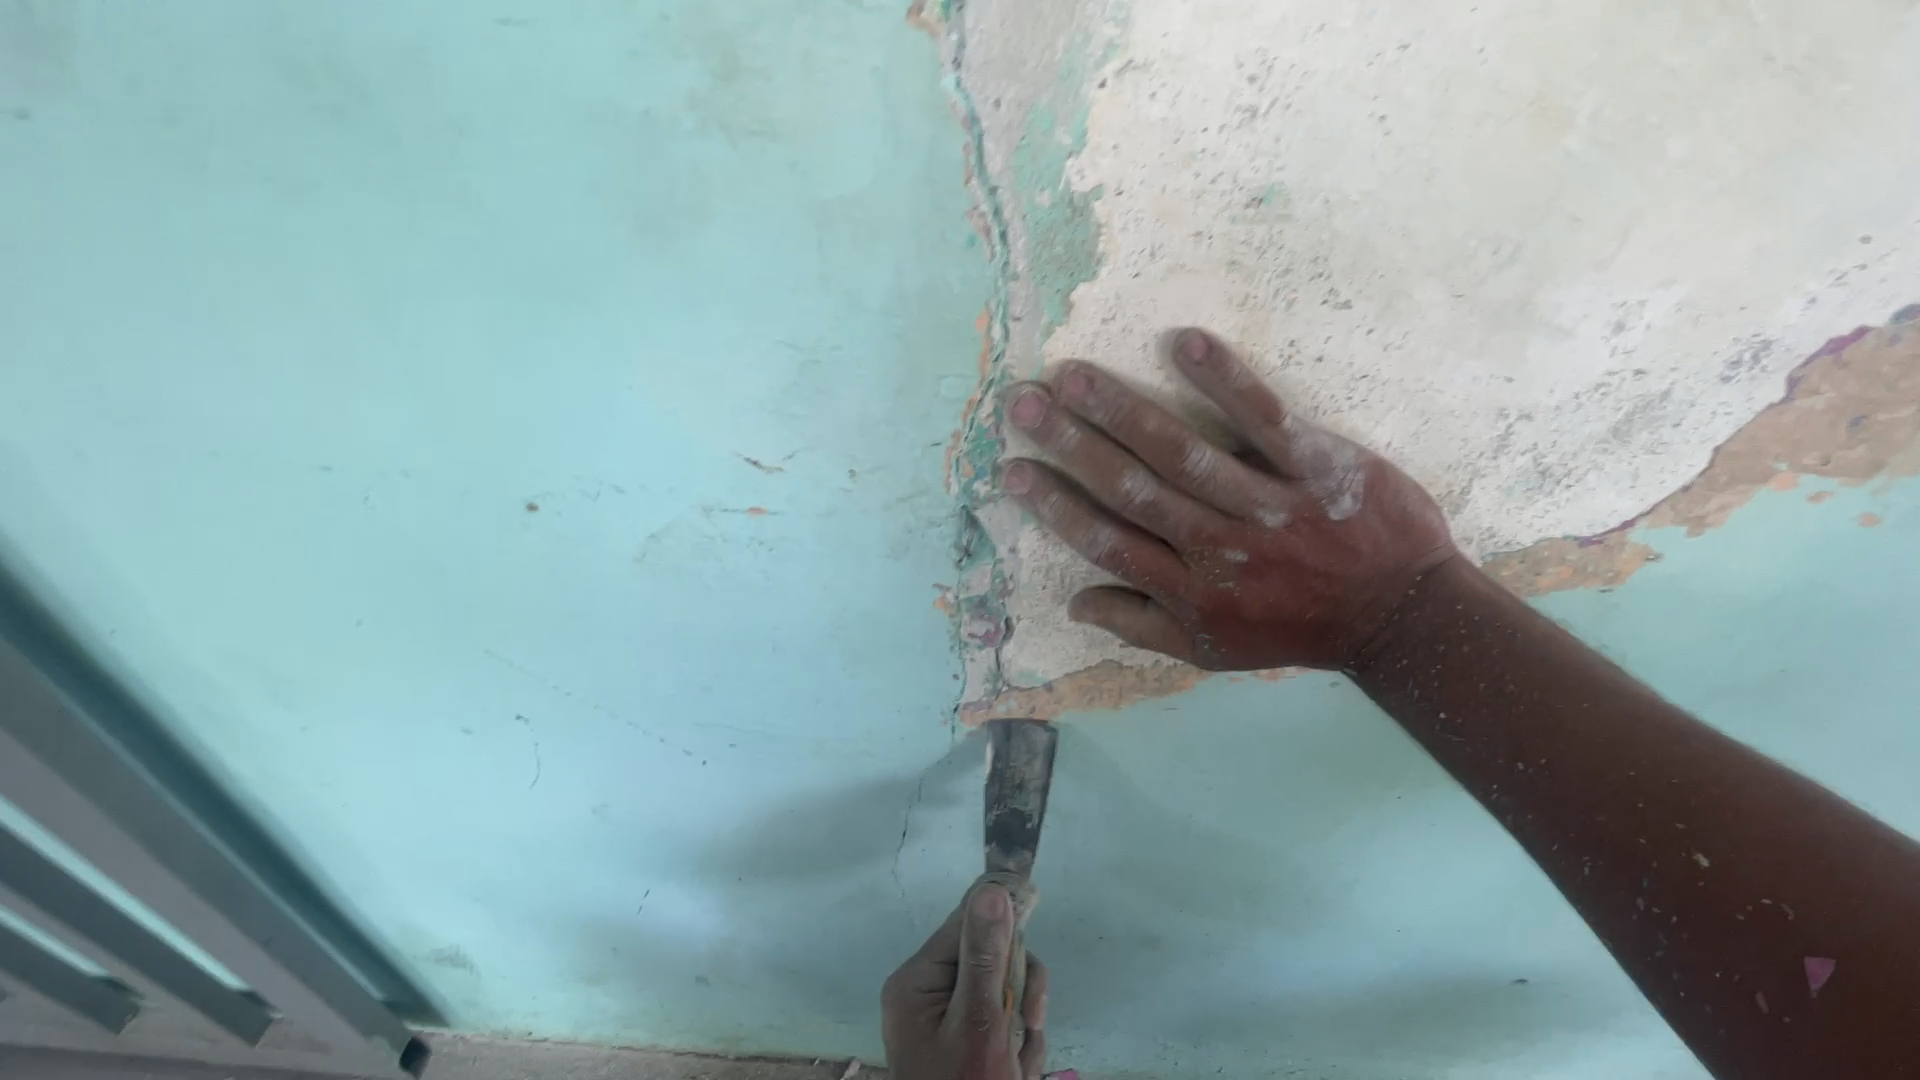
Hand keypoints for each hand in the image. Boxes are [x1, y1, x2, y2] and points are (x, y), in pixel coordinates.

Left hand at [882, 882, 1048, 1079]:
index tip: (1034, 905)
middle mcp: (928, 993)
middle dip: (1018, 991)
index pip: (966, 922)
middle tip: (1027, 1026)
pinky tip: (1016, 1074)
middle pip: (991, 956)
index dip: (1003, 916)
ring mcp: (948, 1020)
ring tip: (1016, 1067)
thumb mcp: (979, 1025)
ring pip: (1005, 992)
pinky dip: (1019, 1049)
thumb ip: (986, 957)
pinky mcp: (967, 1043)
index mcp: (918, 981)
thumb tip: (992, 890)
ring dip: (1023, 1028)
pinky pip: (1005, 1024)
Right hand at [999, 328, 1456, 671]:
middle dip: (1071, 445)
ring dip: (1123, 410)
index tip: (1012, 470)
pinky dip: (1225, 382)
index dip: (1056, 507)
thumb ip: (1140, 627)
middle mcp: (1218, 546)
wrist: (1398, 616)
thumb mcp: (1210, 653)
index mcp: (1189, 591)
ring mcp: (1268, 504)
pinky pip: (1266, 419)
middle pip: (1132, 489)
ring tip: (1073, 376)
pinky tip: (1185, 343)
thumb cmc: (1293, 630)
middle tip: (1023, 404)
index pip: (1107, 542)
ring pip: (1183, 452)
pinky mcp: (1317, 467)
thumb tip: (1074, 604)